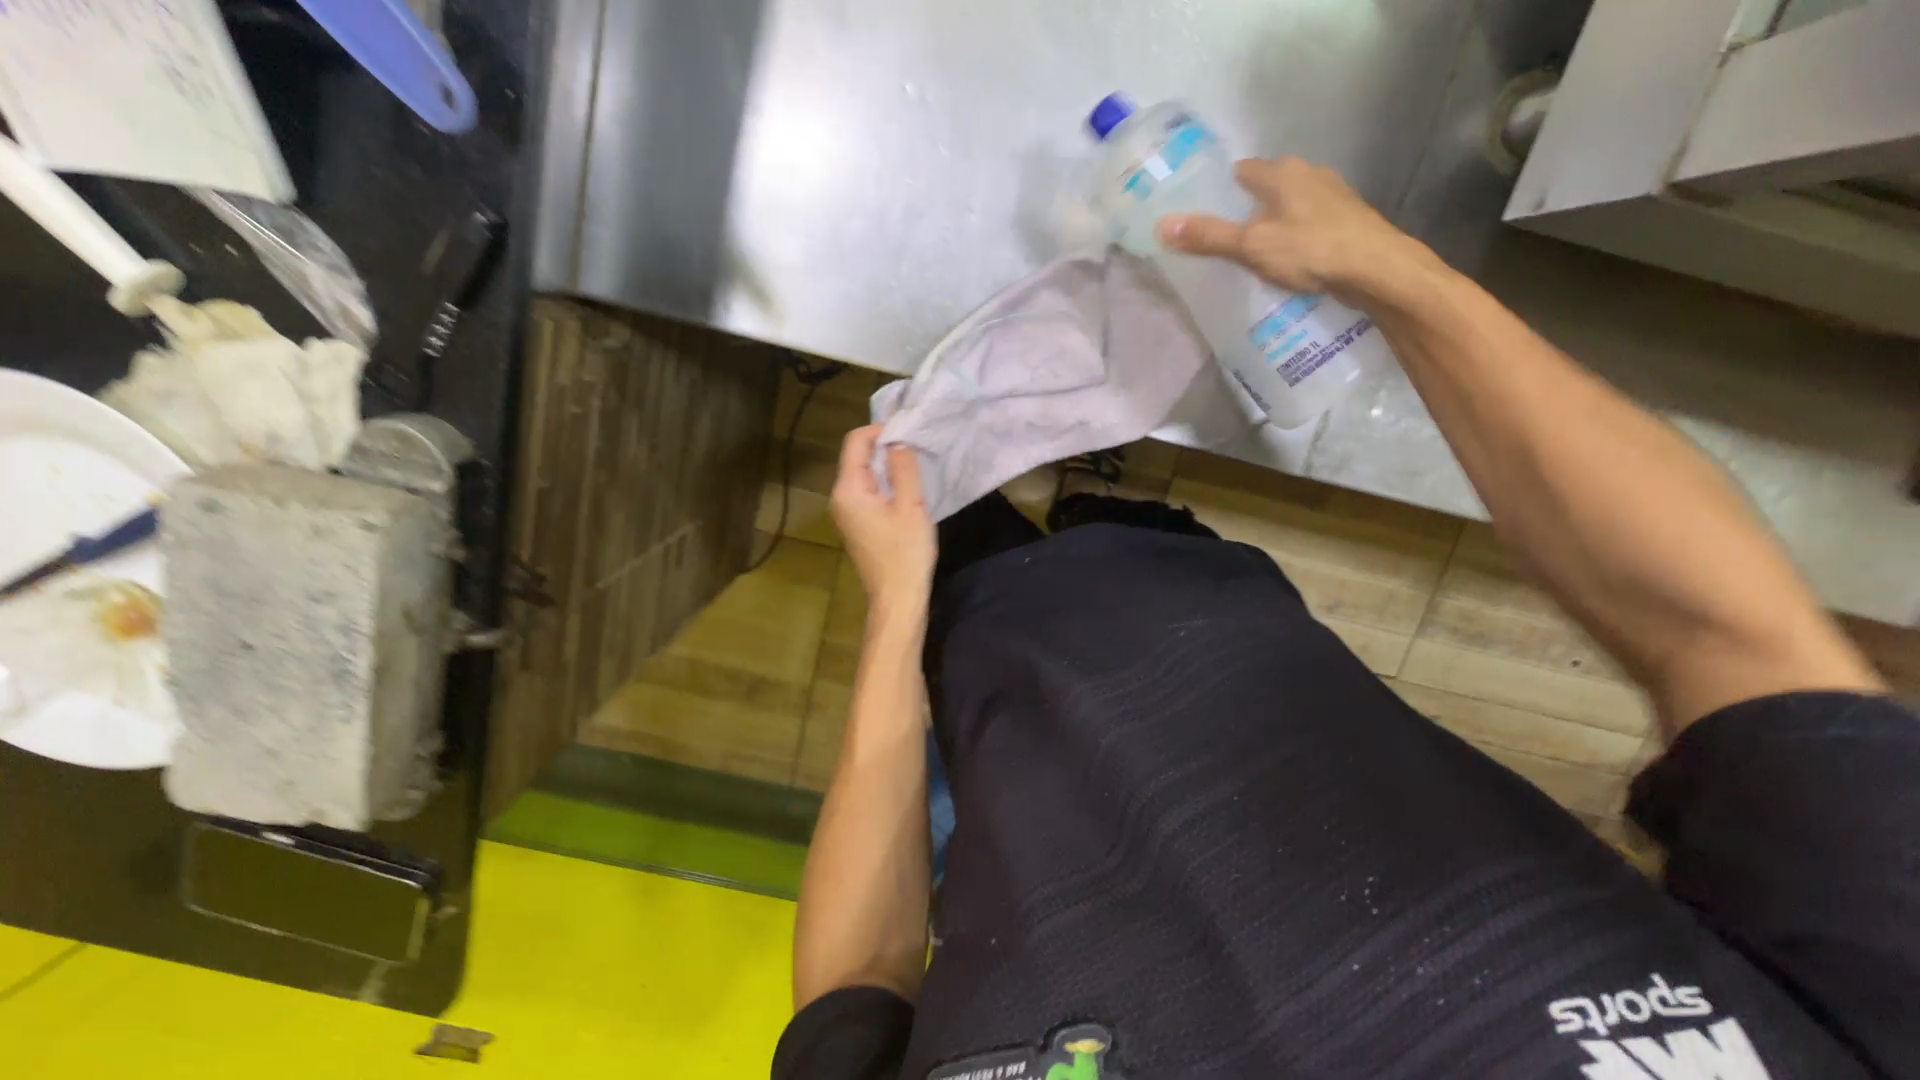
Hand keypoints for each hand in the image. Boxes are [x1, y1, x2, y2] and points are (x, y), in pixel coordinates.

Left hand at [831, 426, 936, 622]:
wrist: (898, 599)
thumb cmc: (905, 553)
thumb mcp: (911, 506)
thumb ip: (904, 468)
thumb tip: (899, 438)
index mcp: (848, 490)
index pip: (855, 442)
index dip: (880, 429)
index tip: (909, 429)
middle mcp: (840, 497)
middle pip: (857, 456)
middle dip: (884, 445)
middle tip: (916, 444)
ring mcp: (846, 512)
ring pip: (863, 474)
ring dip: (886, 464)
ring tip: (915, 463)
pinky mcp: (857, 523)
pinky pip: (868, 491)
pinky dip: (885, 483)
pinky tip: (907, 488)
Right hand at [1157, 157, 1433, 303]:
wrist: (1378, 270)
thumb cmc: (1311, 250)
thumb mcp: (1251, 246)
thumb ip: (1209, 237)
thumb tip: (1163, 225)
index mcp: (1282, 172)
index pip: (1241, 170)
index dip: (1222, 189)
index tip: (1205, 212)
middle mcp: (1309, 173)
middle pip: (1267, 187)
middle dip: (1248, 208)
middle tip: (1225, 238)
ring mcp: (1334, 196)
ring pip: (1291, 206)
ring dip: (1275, 223)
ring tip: (1254, 253)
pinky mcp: (1349, 220)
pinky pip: (1311, 224)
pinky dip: (1297, 238)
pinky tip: (1291, 261)